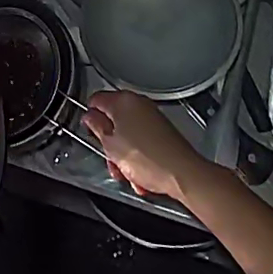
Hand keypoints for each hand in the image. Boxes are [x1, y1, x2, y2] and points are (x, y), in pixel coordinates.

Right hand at [82, 90, 211, 201]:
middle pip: (112, 119)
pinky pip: (141, 142)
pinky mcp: (162, 131)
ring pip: (127, 134)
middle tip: (110, 156)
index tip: (89, 131)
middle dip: (109, 141)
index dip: (89, 117)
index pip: (95, 100)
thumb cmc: (149, 158)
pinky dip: (139, 156)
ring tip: (128, 171)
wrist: (183, 173)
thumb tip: (90, 118)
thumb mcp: (110, 145)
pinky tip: (141, 173)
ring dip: (124, 153)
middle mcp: (138, 103)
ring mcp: (151, 116)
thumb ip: (96, 127)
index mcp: (122, 101)